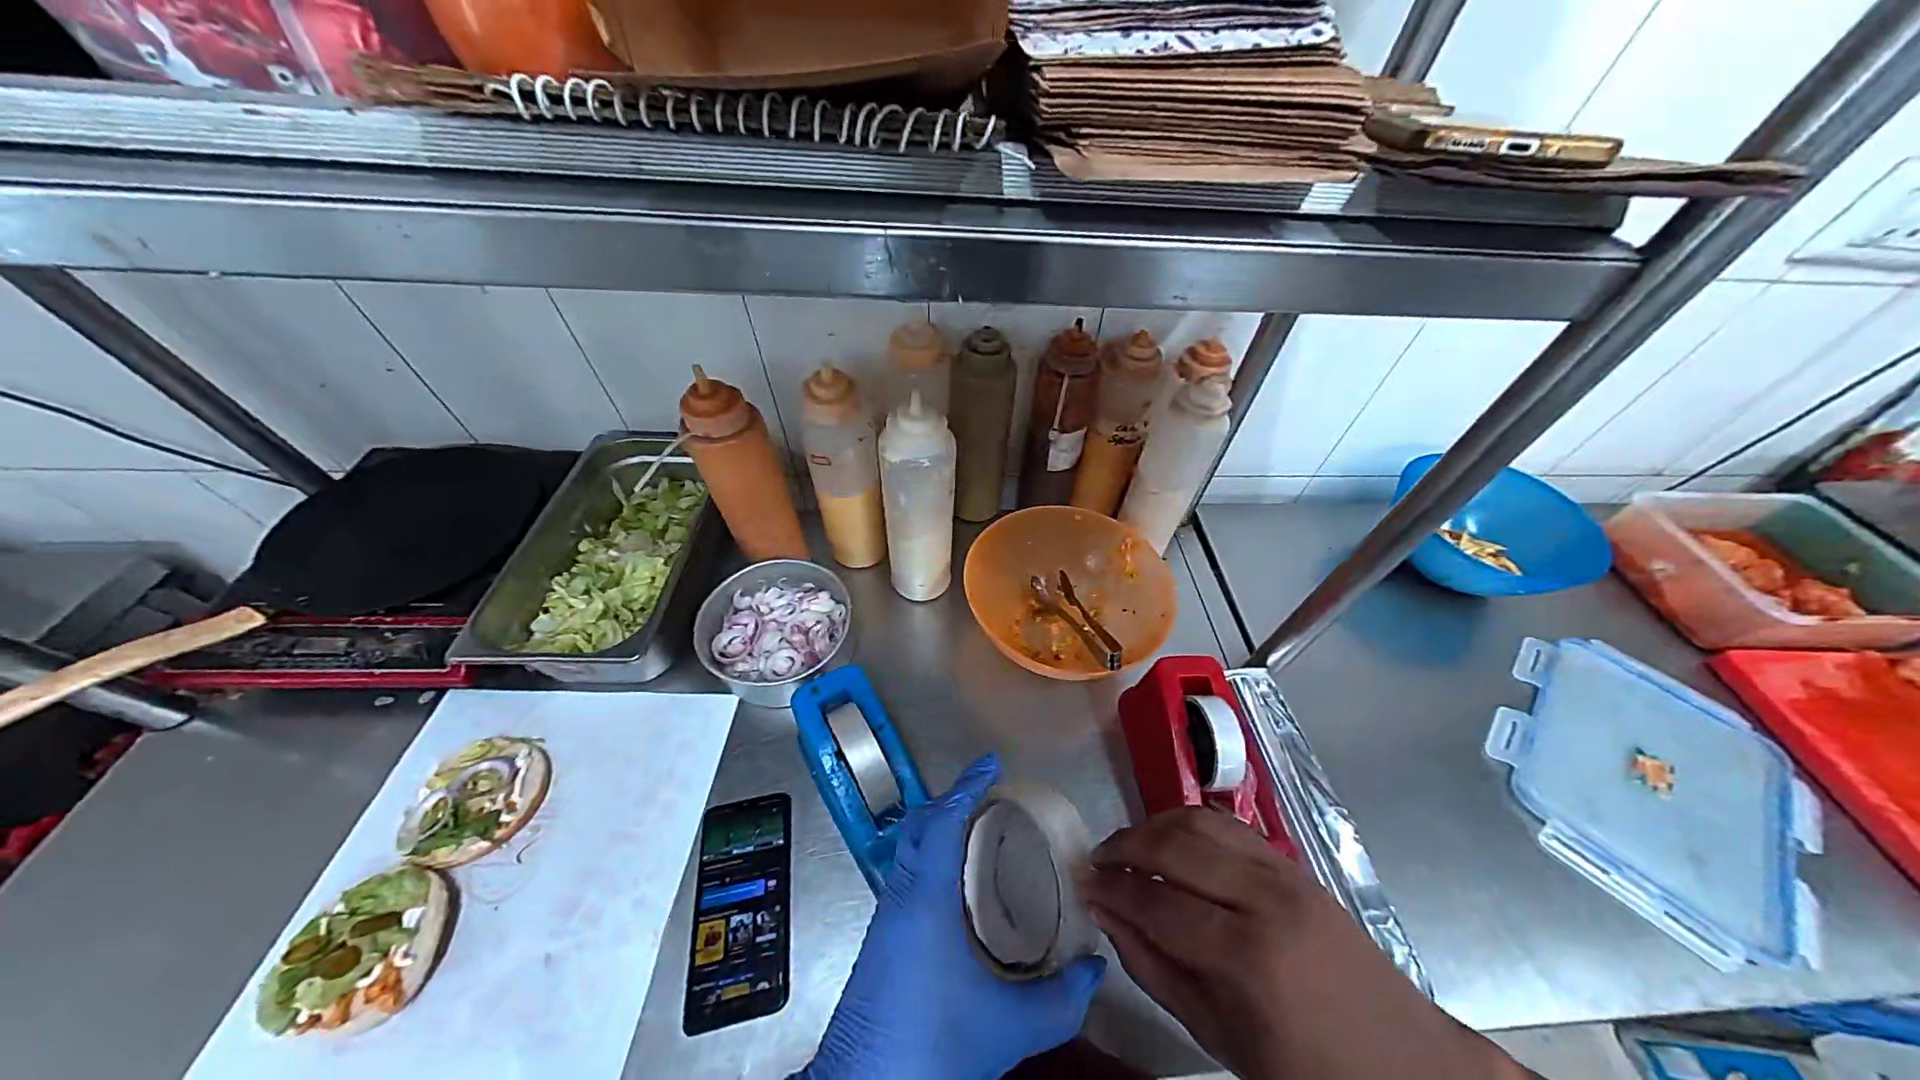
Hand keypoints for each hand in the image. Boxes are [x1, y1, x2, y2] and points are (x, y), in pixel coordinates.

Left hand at [799, 754, 1106, 1079]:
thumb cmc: (933, 1047)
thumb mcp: (1010, 1026)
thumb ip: (1061, 998)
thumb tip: (1094, 970)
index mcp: (926, 899)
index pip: (941, 820)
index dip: (966, 786)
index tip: (989, 763)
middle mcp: (900, 897)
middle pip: (919, 827)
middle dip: (953, 802)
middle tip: (988, 796)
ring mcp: (885, 917)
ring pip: (909, 850)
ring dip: (940, 830)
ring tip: (978, 833)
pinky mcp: (880, 939)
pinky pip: (907, 876)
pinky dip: (932, 859)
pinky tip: (957, 888)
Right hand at [1081, 808, 1529, 1079]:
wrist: (1401, 1059)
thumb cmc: (1303, 1066)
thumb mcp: (1216, 1033)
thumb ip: (1152, 966)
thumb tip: (1103, 913)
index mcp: (1246, 956)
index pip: (1156, 900)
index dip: (1111, 888)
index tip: (1080, 881)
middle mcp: (1265, 899)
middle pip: (1175, 845)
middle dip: (1125, 845)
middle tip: (1097, 860)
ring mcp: (1285, 873)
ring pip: (1200, 821)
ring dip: (1154, 826)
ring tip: (1128, 847)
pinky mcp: (1295, 865)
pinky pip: (1229, 826)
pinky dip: (1189, 825)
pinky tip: (1171, 844)